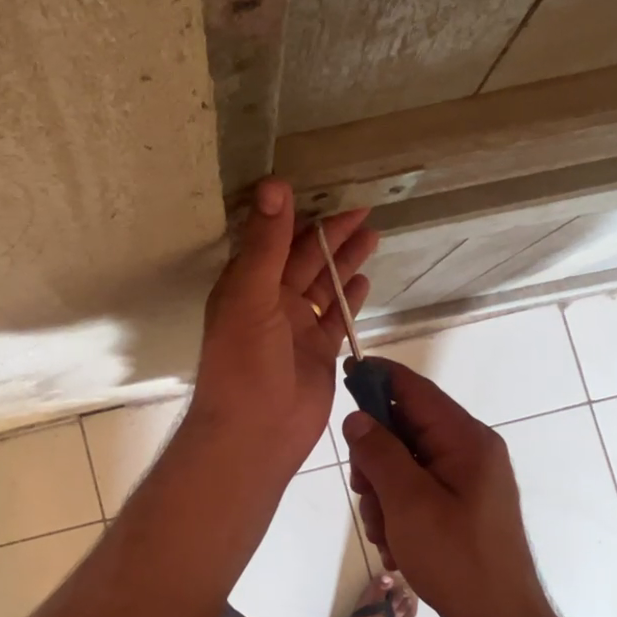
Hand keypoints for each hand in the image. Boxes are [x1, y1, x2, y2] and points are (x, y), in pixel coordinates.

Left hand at [187, 177, 376, 471]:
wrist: (254, 432)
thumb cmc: (244, 362)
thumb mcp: (251, 295)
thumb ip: (266, 243)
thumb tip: (273, 184)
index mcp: (245, 285)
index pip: (274, 240)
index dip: (297, 216)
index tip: (325, 191)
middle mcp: (269, 302)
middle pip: (304, 259)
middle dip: (331, 235)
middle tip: (364, 210)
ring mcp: (295, 328)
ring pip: (323, 285)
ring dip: (344, 261)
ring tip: (372, 234)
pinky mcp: (318, 352)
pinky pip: (336, 317)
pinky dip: (349, 298)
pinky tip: (364, 278)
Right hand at [341, 360, 553, 616]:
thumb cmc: (456, 558)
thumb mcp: (408, 503)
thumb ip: (379, 454)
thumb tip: (357, 417)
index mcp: (465, 440)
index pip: (414, 390)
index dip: (377, 378)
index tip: (343, 373)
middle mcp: (469, 450)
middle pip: (404, 429)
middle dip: (375, 459)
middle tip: (365, 494)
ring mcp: (466, 478)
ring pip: (403, 463)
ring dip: (383, 494)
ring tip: (386, 533)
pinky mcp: (460, 503)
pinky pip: (416, 489)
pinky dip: (398, 511)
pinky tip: (397, 544)